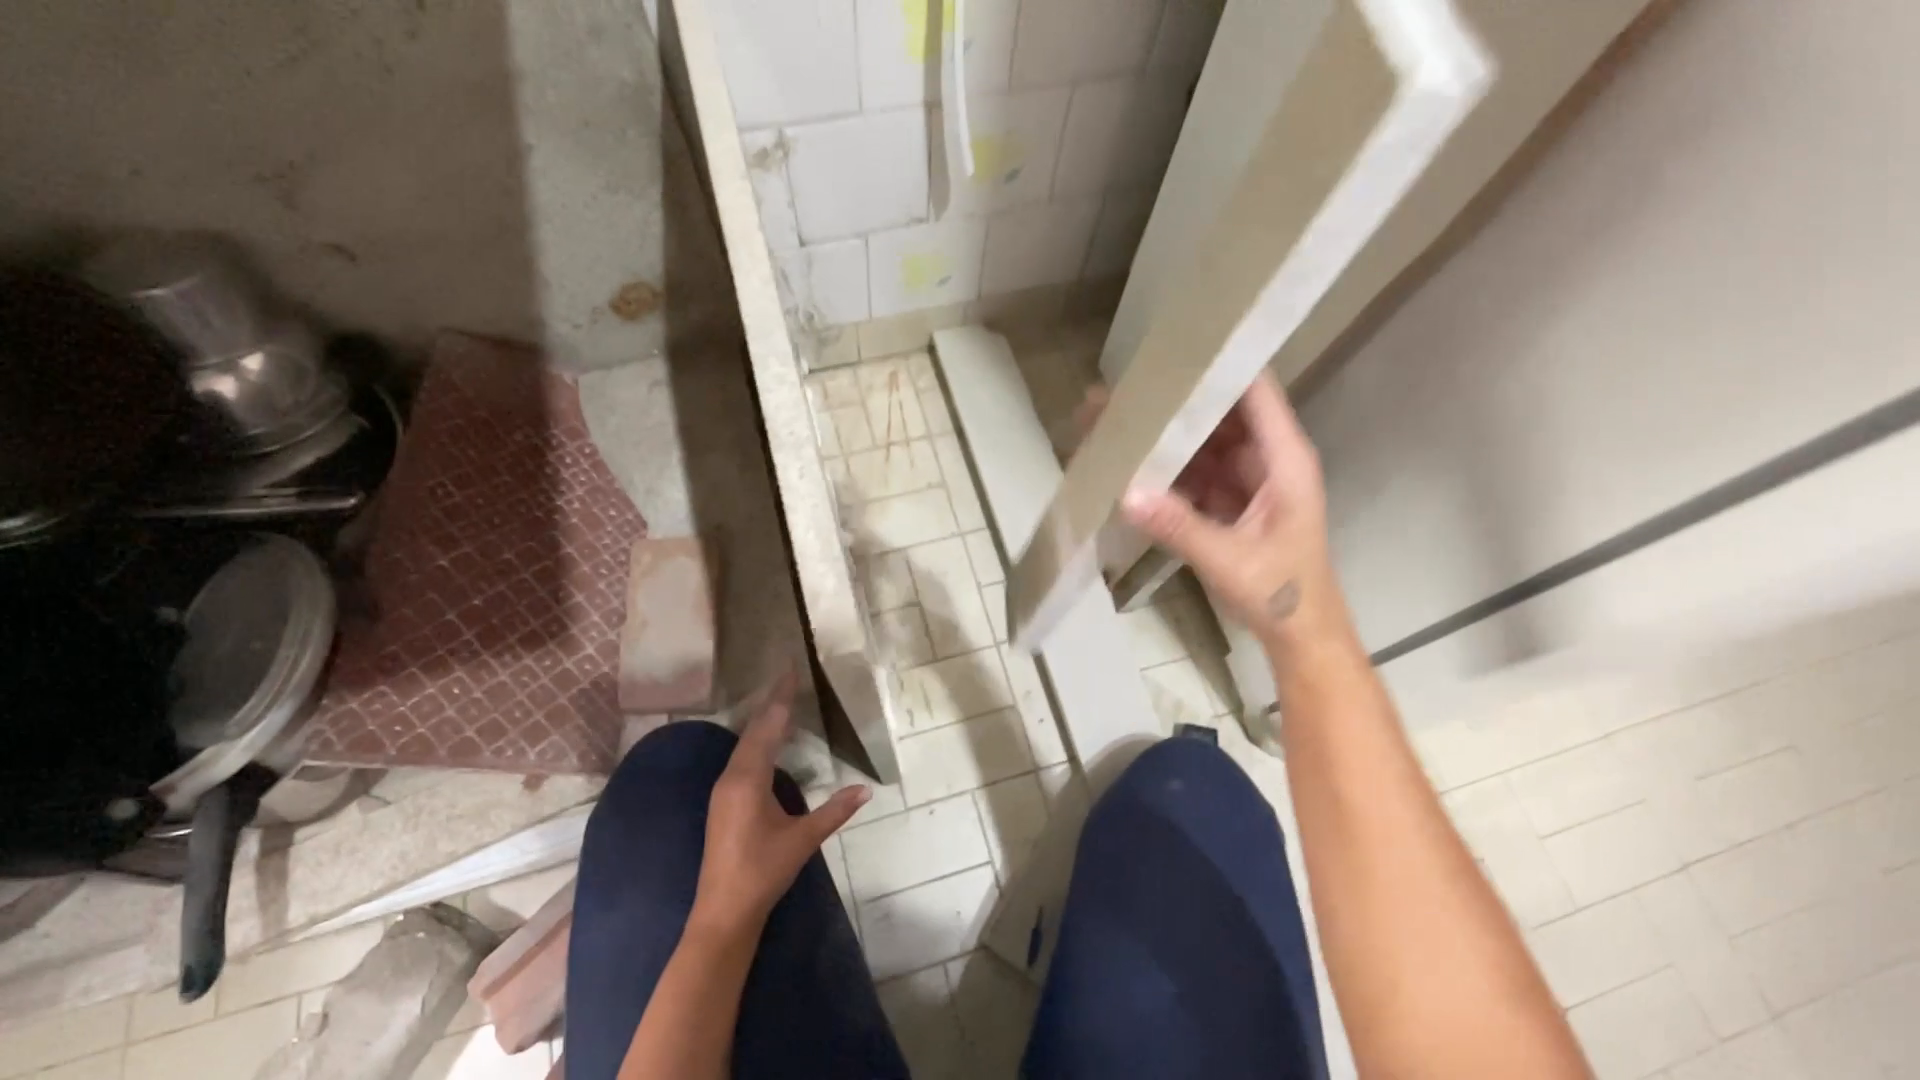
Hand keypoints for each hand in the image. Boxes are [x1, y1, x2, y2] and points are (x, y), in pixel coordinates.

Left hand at [690, 671, 870, 937]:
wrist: (723, 911)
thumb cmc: (762, 872)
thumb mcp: (803, 840)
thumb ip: (834, 812)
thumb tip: (866, 789)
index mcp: (748, 780)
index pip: (767, 728)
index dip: (780, 699)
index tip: (790, 672)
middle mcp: (731, 778)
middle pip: (753, 731)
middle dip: (771, 704)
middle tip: (788, 678)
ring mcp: (724, 791)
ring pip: (744, 745)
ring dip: (763, 722)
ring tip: (782, 703)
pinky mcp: (724, 803)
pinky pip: (742, 759)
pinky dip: (757, 742)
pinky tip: (768, 744)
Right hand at [1110, 371, 1343, 648]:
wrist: (1300, 637)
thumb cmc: (1283, 595)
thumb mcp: (1230, 561)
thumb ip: (1179, 527)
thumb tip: (1126, 494)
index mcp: (1284, 460)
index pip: (1255, 392)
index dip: (1219, 365)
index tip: (1172, 349)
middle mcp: (1267, 459)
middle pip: (1222, 414)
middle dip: (1176, 403)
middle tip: (1123, 393)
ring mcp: (1249, 480)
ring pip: (1204, 443)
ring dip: (1167, 437)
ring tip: (1118, 424)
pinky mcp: (1232, 501)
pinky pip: (1197, 473)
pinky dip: (1168, 470)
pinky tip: (1133, 464)